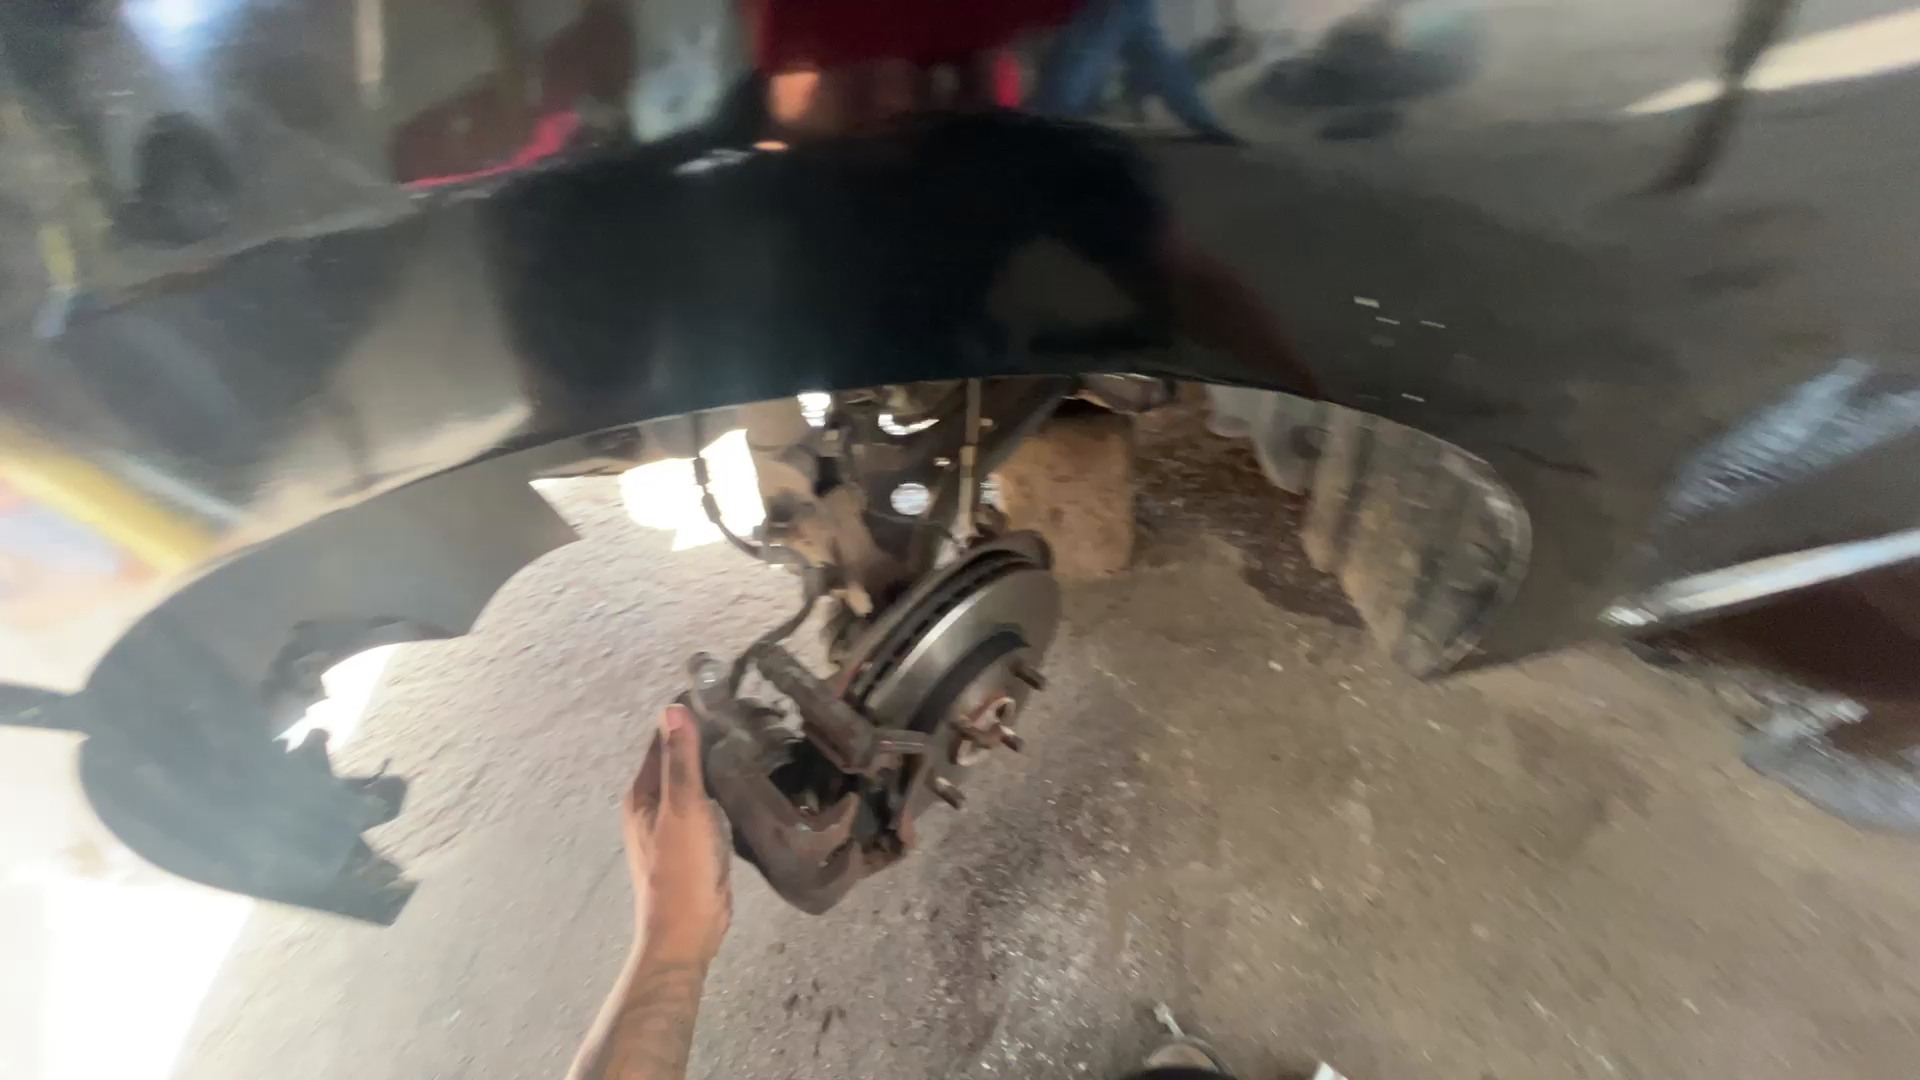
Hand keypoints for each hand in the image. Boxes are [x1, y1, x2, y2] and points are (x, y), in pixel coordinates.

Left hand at [622, 705, 731, 967]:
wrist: (688, 930)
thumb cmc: (681, 868)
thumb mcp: (683, 808)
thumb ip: (681, 760)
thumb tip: (673, 707)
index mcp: (642, 794)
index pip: (663, 739)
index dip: (687, 716)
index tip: (722, 692)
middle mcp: (653, 804)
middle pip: (678, 758)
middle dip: (704, 734)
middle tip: (747, 712)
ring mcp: (674, 823)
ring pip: (695, 779)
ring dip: (715, 760)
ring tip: (752, 738)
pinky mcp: (695, 839)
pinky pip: (708, 799)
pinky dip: (723, 783)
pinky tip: (747, 778)